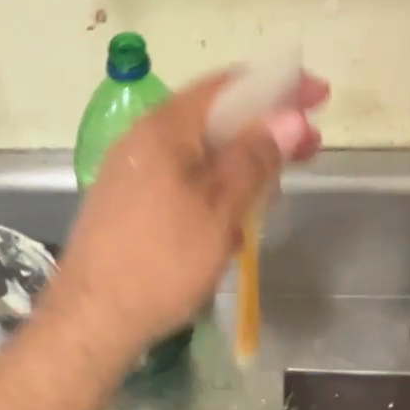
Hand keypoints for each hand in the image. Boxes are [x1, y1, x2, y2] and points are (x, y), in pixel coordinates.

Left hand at [46, 69, 328, 354]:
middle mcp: (140, 142)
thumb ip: (254, 160)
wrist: (90, 322)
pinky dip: (209, 198)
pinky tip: (226, 230)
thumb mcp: (218, 212)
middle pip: (212, 123)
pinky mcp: (121, 213)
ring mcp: (126, 178)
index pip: (230, 87)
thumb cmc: (160, 265)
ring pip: (195, 161)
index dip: (280, 89)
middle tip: (305, 154)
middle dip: (262, 136)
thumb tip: (289, 118)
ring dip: (236, 172)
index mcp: (165, 128)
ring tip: (268, 198)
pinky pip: (176, 190)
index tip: (319, 100)